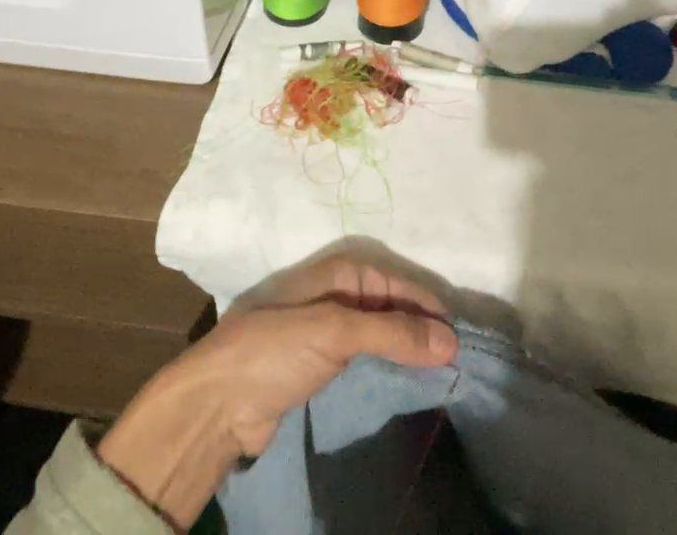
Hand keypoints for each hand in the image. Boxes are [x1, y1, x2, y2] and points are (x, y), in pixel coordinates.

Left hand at [96, 254, 457, 528]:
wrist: (217, 403)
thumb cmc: (272, 351)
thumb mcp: (334, 332)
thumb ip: (392, 333)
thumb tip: (451, 341)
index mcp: (334, 272)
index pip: (394, 281)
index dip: (427, 304)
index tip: (460, 334)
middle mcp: (332, 294)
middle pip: (388, 302)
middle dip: (420, 323)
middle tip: (457, 354)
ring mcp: (323, 328)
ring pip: (378, 329)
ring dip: (405, 344)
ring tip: (440, 367)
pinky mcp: (318, 361)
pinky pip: (364, 353)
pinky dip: (386, 361)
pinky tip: (405, 376)